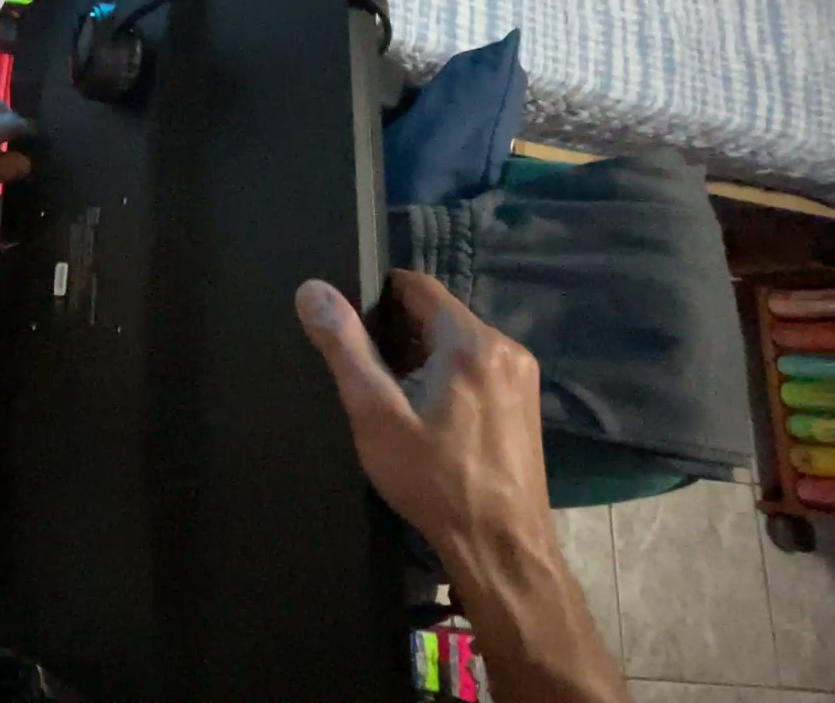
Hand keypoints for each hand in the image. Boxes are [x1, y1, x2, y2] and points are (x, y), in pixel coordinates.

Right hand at [296, 270, 552, 576]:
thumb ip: (343, 345)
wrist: (501, 550)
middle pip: (434, 312)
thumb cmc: (433, 478)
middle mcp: (505, 348)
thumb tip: (311, 288)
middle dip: (395, 330)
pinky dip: (441, 374)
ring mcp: (520, 376)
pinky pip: (472, 364)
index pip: (416, 285)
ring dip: (417, 354)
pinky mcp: (523, 401)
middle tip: (366, 371)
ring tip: (391, 395)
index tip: (350, 329)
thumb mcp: (374, 410)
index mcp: (471, 342)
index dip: (376, 297)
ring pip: (452, 339)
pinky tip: (424, 413)